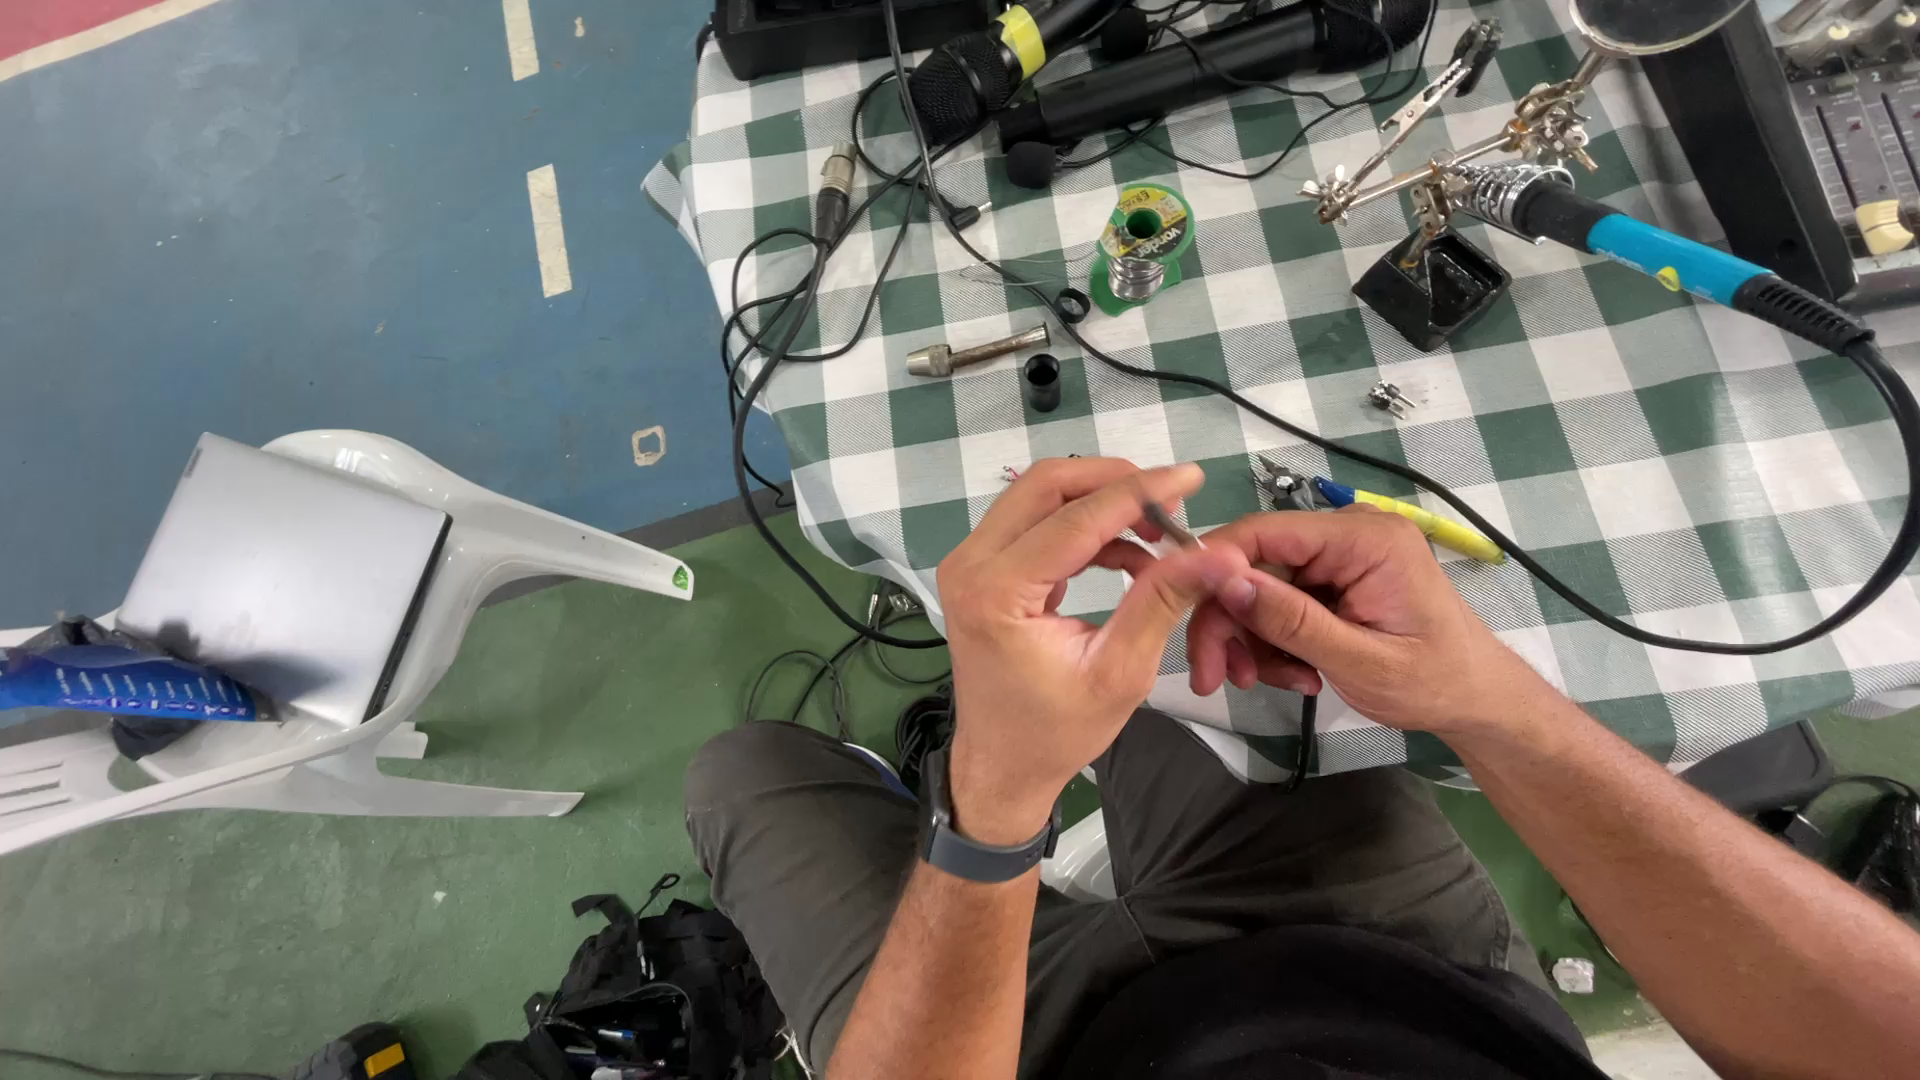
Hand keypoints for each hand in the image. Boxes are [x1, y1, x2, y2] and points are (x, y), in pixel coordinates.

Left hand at [937, 458, 1247, 844]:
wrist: (1003, 764)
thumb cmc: (1057, 732)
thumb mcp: (1120, 671)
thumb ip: (1161, 602)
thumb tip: (1216, 554)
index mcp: (997, 592)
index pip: (1075, 519)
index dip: (1138, 492)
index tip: (1191, 477)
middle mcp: (971, 564)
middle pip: (1045, 486)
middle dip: (1113, 482)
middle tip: (1171, 501)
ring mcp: (970, 563)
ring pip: (1038, 497)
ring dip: (1099, 502)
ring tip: (1158, 534)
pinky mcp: (981, 568)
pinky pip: (1034, 523)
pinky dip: (1082, 527)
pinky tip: (1127, 555)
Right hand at [1186, 506, 1548, 737]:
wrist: (1479, 705)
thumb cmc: (1437, 684)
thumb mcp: (1362, 661)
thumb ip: (1292, 620)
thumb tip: (1224, 581)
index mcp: (1364, 539)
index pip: (1264, 532)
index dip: (1214, 567)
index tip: (1183, 615)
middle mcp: (1346, 535)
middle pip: (1251, 565)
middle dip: (1229, 622)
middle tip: (1216, 677)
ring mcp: (1336, 557)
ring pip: (1256, 589)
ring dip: (1252, 641)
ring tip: (1279, 683)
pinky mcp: (1330, 580)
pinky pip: (1275, 603)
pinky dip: (1271, 643)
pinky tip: (1295, 674)